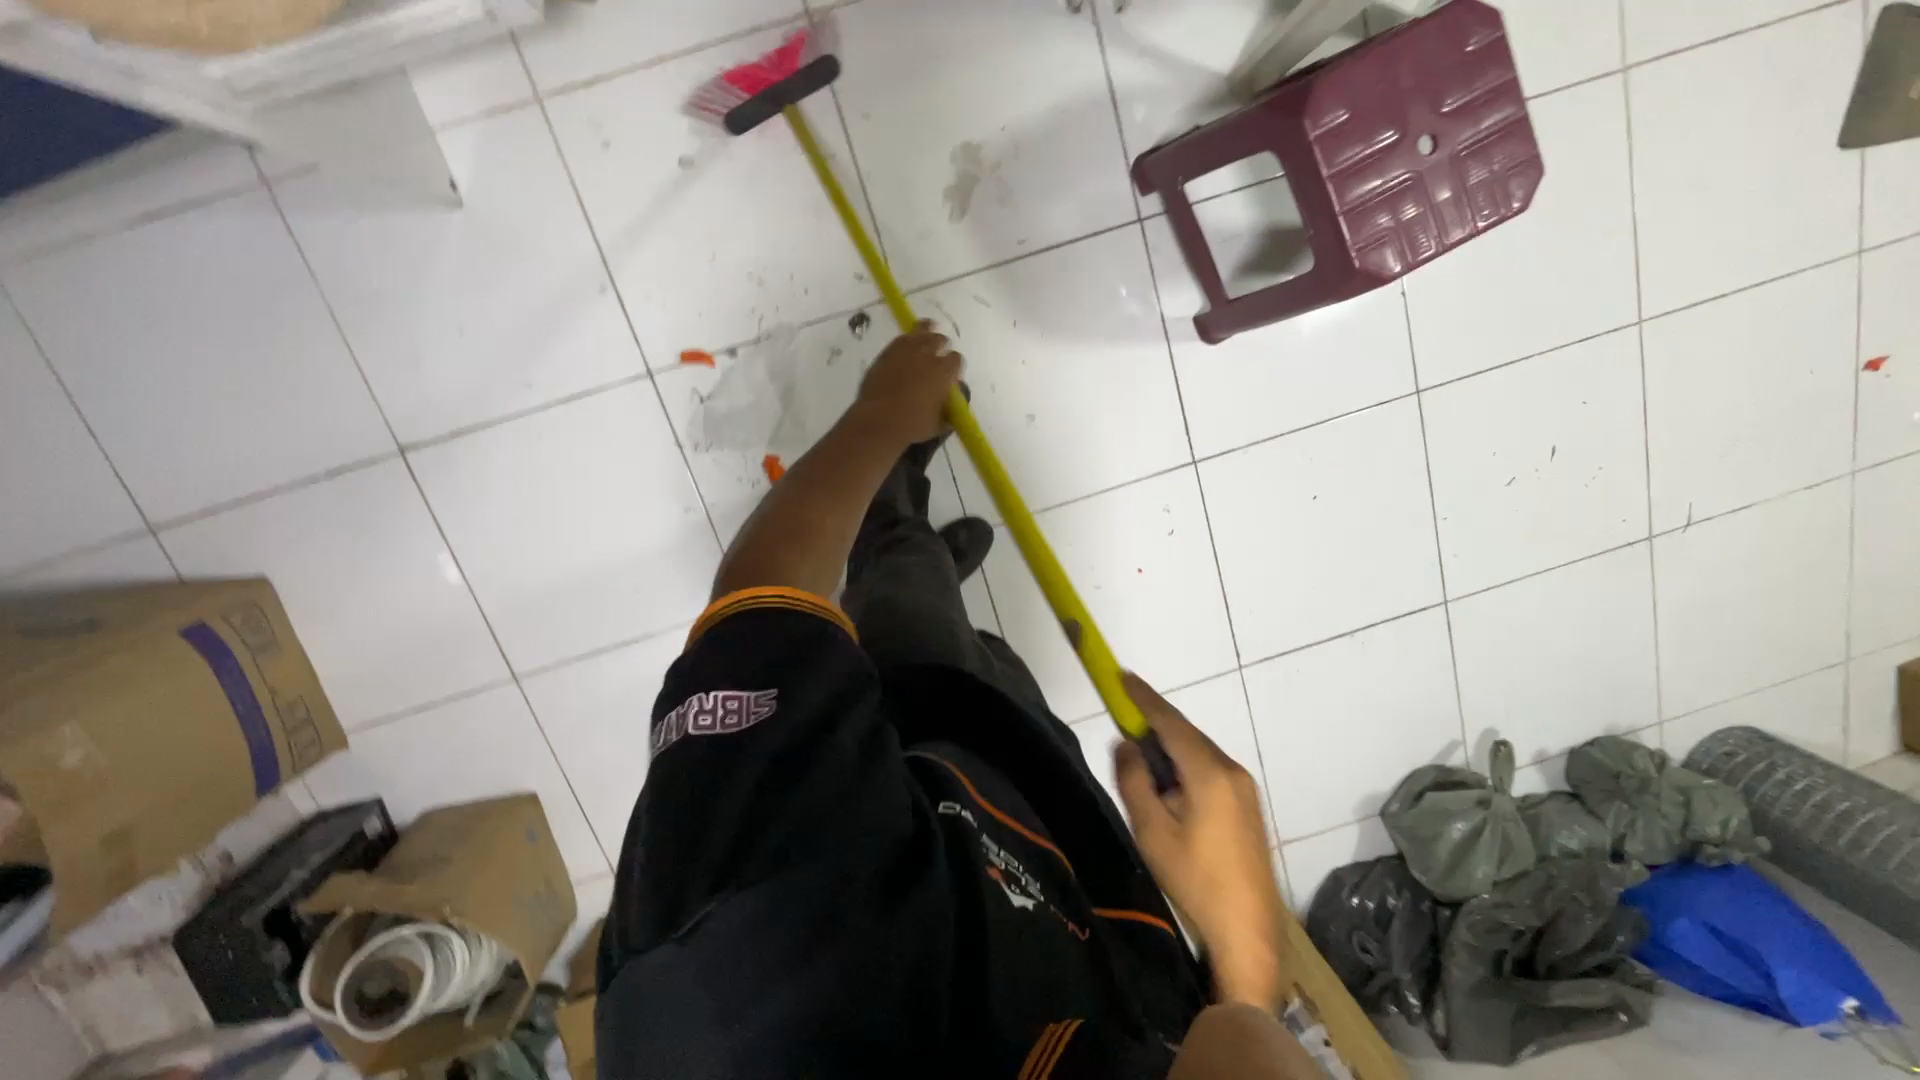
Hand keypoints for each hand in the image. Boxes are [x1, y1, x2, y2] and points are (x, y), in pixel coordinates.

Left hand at [855, 320, 962, 443]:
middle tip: (937, 354)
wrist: (879, 419)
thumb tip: (950, 412)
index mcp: (944, 371)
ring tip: (927, 329)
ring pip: (921, 330)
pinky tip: (906, 341)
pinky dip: (906, 339)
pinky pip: (901, 338)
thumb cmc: (912, 425)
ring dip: (926, 331)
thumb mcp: (938, 424)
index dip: (955, 366)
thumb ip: (947, 413)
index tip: (951, 374)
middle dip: (941, 345)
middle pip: (939, 340)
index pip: (956, 359)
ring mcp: (906, 350)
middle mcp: (927, 355)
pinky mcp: (887, 352)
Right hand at [1114, 673, 1287, 1013]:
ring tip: (1140, 759)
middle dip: (1154, 724)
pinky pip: (1210, 770)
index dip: (1143, 699)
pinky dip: (1185, 765)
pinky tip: (1168, 785)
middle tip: (1122, 719)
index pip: (1170, 723)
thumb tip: (1126, 744)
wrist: (1247, 929)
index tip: (1121, 676)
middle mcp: (1232, 771)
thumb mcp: (1152, 831)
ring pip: (1198, 753)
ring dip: (1169, 748)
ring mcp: (1244, 788)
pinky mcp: (1247, 806)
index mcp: (1209, 773)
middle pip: (1186, 735)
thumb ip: (1135, 780)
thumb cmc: (1194, 879)